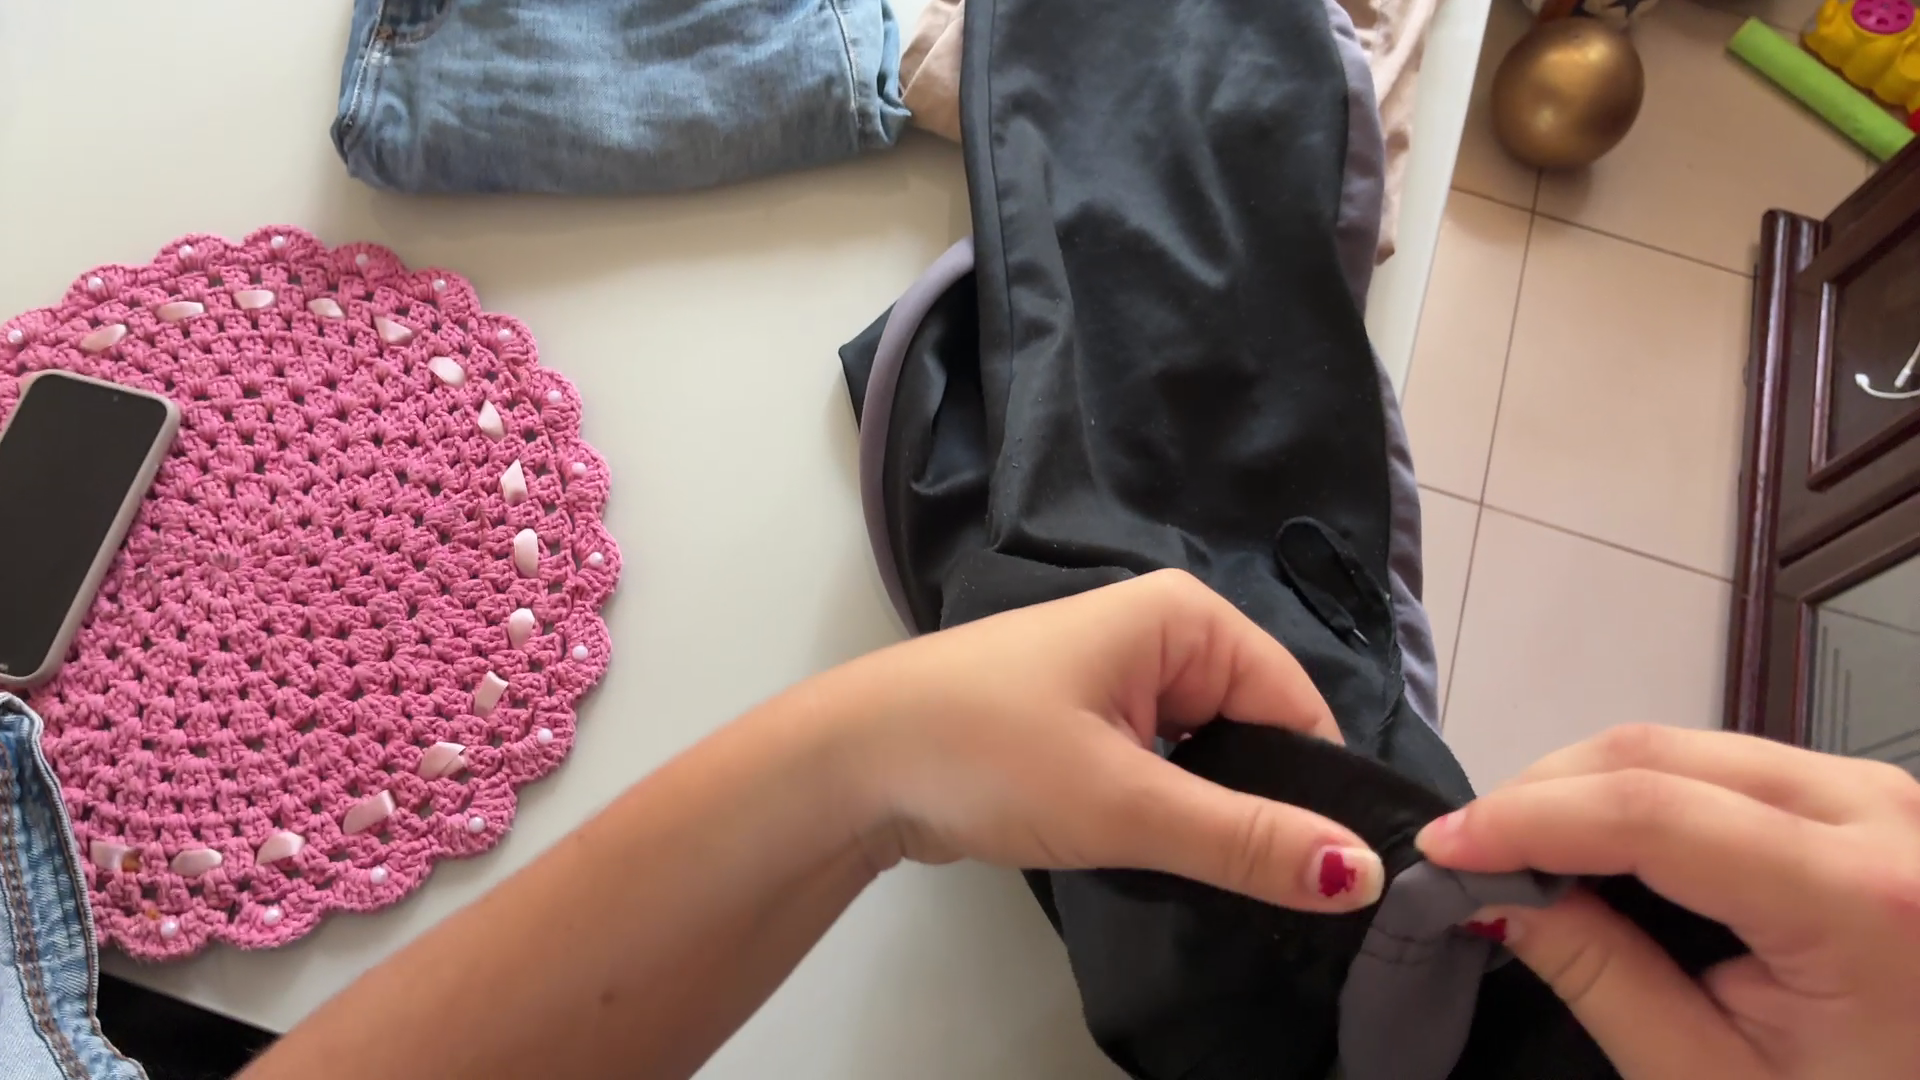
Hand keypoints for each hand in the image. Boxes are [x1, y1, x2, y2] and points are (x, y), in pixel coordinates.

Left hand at [816, 569, 1386, 911]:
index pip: (1295, 704)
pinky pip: (1162, 760)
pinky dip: (1173, 806)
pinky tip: (1176, 855)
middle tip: (1288, 900)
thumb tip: (1365, 873)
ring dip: (1216, 811)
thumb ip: (1244, 837)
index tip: (1343, 884)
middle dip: (1266, 804)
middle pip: (1254, 726)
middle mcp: (1157, 633)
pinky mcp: (1087, 717)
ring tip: (1231, 885)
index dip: (1321, 789)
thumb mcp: (1123, 798)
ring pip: (1207, 750)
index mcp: (1181, 618)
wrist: (860, 757)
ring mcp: (1118, 676)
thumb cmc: (990, 752)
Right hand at [1417, 724, 1919, 1078]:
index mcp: (1874, 903)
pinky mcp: (1868, 802)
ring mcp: (1884, 799)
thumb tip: (1476, 889)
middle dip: (1538, 795)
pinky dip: (1628, 791)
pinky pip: (1708, 763)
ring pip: (1672, 747)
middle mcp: (1888, 816)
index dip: (1521, 819)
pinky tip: (1599, 842)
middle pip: (1652, 757)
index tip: (1438, 848)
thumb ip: (1593, 970)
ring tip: (1527, 848)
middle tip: (1474, 850)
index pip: (1648, 814)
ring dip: (1576, 789)